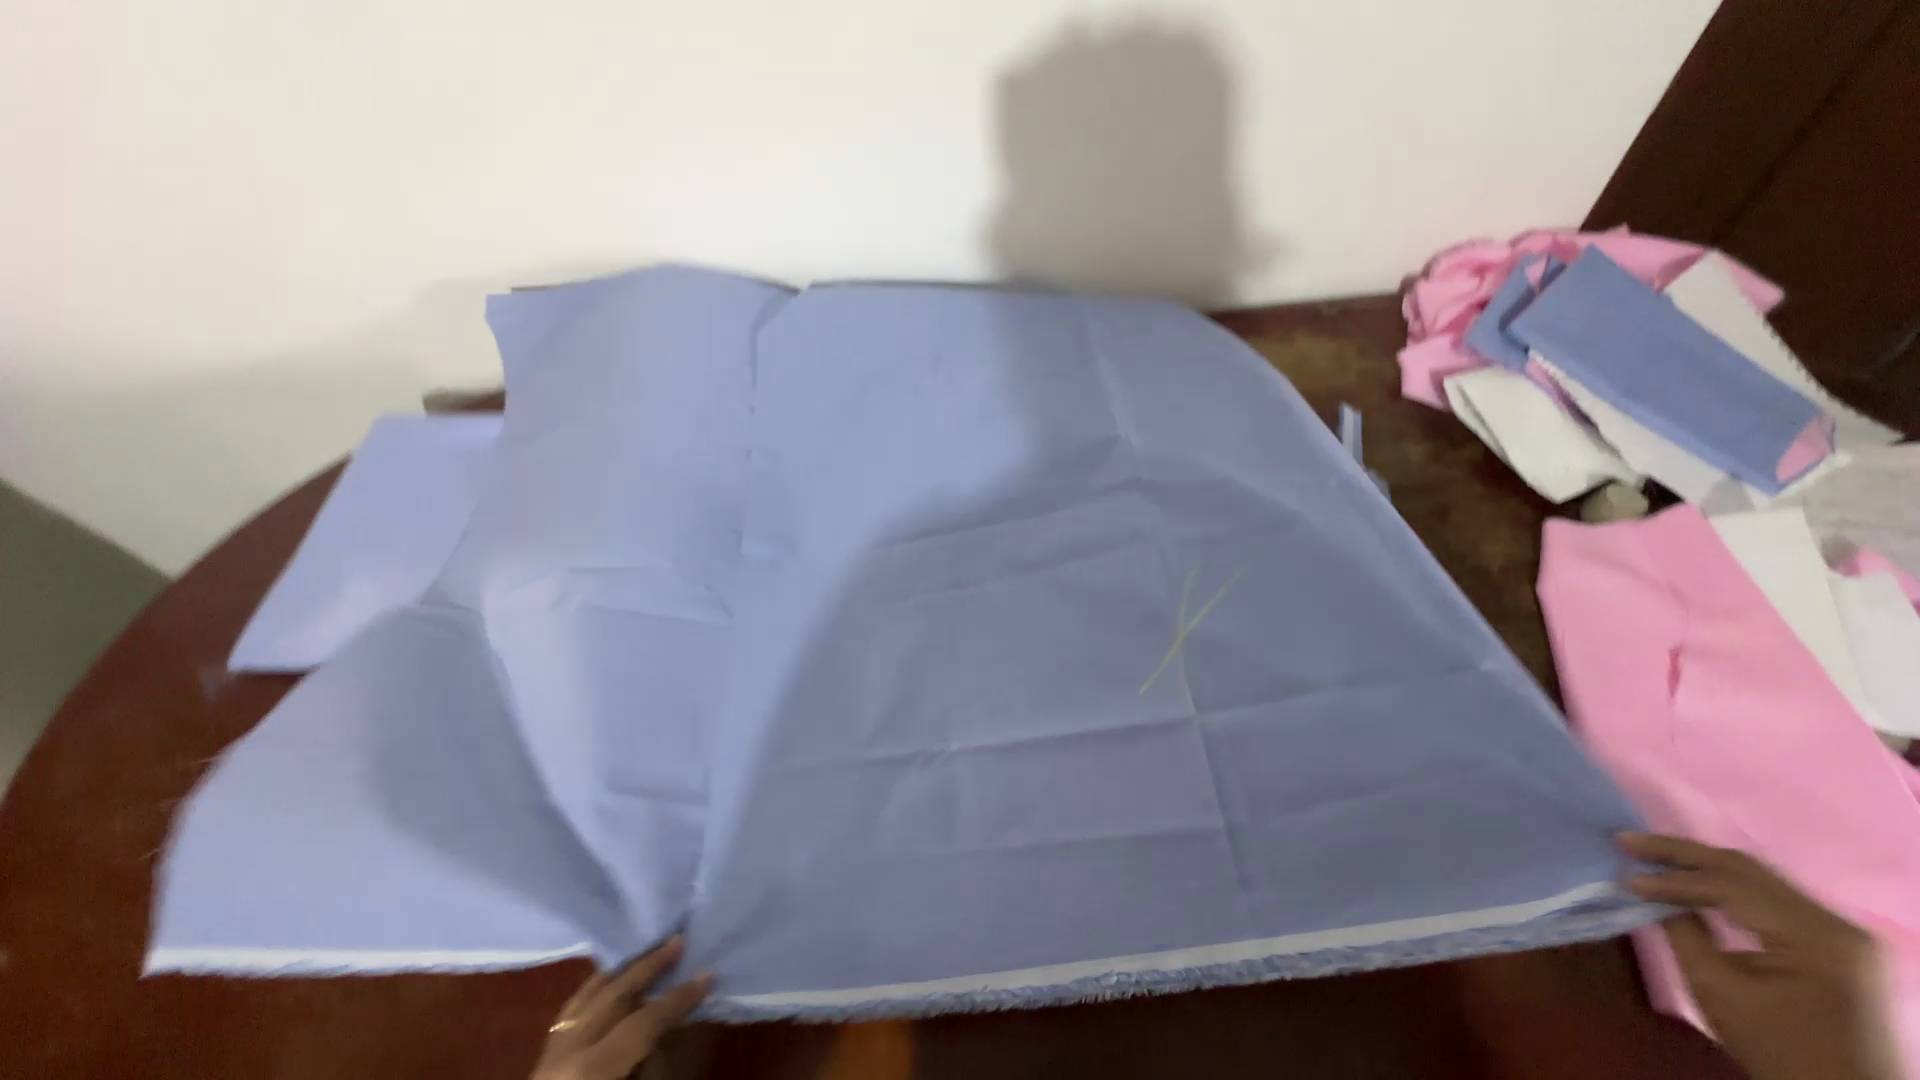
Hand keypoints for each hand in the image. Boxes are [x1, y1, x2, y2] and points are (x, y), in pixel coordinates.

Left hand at [532, 936, 712, 1079]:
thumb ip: (650, 1068)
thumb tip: (659, 1038)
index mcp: (591, 1068)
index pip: (644, 1020)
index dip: (679, 998)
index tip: (708, 975)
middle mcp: (567, 1050)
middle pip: (613, 995)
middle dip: (648, 966)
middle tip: (678, 940)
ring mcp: (548, 1054)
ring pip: (585, 997)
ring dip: (620, 972)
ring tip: (646, 952)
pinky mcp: (540, 1060)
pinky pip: (570, 1011)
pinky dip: (593, 991)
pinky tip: (608, 982)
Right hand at [1619, 832, 1903, 1079]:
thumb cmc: (1778, 1049)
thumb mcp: (1718, 990)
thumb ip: (1683, 931)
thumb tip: (1651, 893)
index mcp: (1816, 935)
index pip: (1732, 886)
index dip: (1672, 879)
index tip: (1624, 878)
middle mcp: (1836, 922)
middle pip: (1747, 871)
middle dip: (1682, 854)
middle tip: (1627, 842)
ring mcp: (1839, 930)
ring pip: (1757, 879)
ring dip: (1700, 866)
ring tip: (1649, 855)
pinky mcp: (1833, 941)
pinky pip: (1770, 898)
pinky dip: (1725, 886)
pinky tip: (1691, 880)